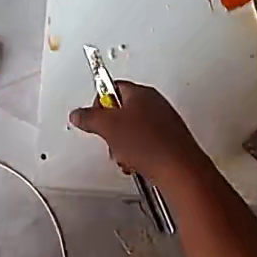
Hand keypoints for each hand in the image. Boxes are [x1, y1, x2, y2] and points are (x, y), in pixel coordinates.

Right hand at [70, 81, 208, 181]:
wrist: (178, 169)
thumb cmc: (151, 144)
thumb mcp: (108, 127)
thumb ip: (89, 117)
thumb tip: (78, 114)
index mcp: (141, 93)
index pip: (112, 87)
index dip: (99, 102)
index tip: (93, 116)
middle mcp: (154, 104)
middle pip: (121, 111)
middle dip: (111, 129)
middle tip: (111, 138)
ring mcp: (163, 123)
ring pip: (132, 131)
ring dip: (122, 145)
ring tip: (125, 154)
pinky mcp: (167, 142)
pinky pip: (144, 145)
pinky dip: (136, 155)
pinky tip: (136, 163)